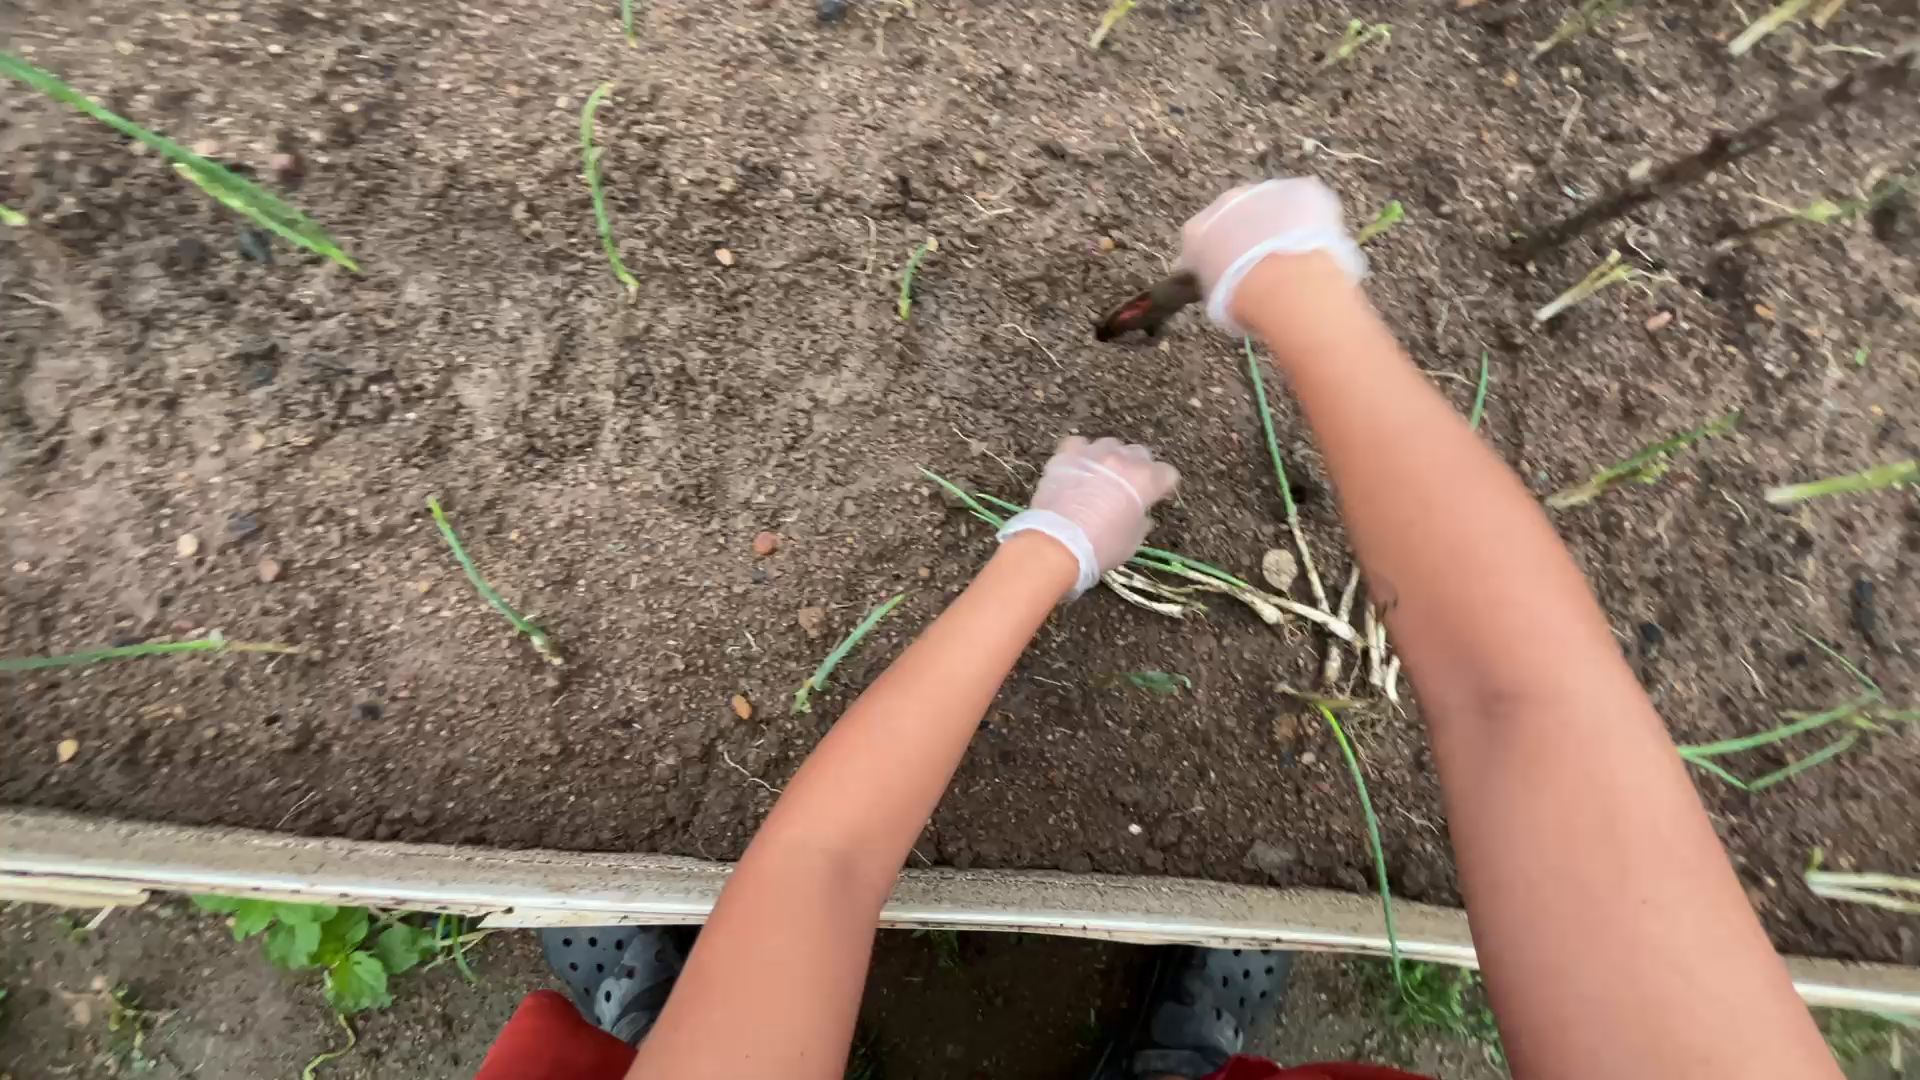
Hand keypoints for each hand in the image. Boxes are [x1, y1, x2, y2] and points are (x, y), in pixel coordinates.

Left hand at [996, 437, 1178, 598]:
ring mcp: (1093, 454)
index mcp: (1146, 480)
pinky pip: (1078, 445)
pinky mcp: (1066, 455)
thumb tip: (1140, 515)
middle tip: (1128, 488)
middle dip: (1138, 469)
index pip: (1167, 473)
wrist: (1057, 543)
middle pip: (1140, 454)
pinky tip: (1077, 469)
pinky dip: (1080, 455)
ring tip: (1100, 476)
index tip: (1156, 498)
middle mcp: (1122, 460)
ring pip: (1110, 445)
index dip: (1163, 487)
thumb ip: (1141, 521)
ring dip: (1110, 458)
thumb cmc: (1100, 547)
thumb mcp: (1132, 541)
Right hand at [1179, 177, 1365, 333]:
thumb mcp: (1212, 299)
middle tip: (1255, 262)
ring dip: (1272, 223)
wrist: (1284, 287)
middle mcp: (1224, 203)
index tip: (1220, 272)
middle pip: (1230, 214)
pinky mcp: (1300, 188)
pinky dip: (1304, 218)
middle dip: (1241, 233)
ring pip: (1265, 203)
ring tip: (1285, 254)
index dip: (1210, 257)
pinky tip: (1309, 242)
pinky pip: (1300, 201)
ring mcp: (1263, 191)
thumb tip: (1220, 282)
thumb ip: (1211, 280)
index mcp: (1195, 232)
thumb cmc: (1243, 299)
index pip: (1196, 241)